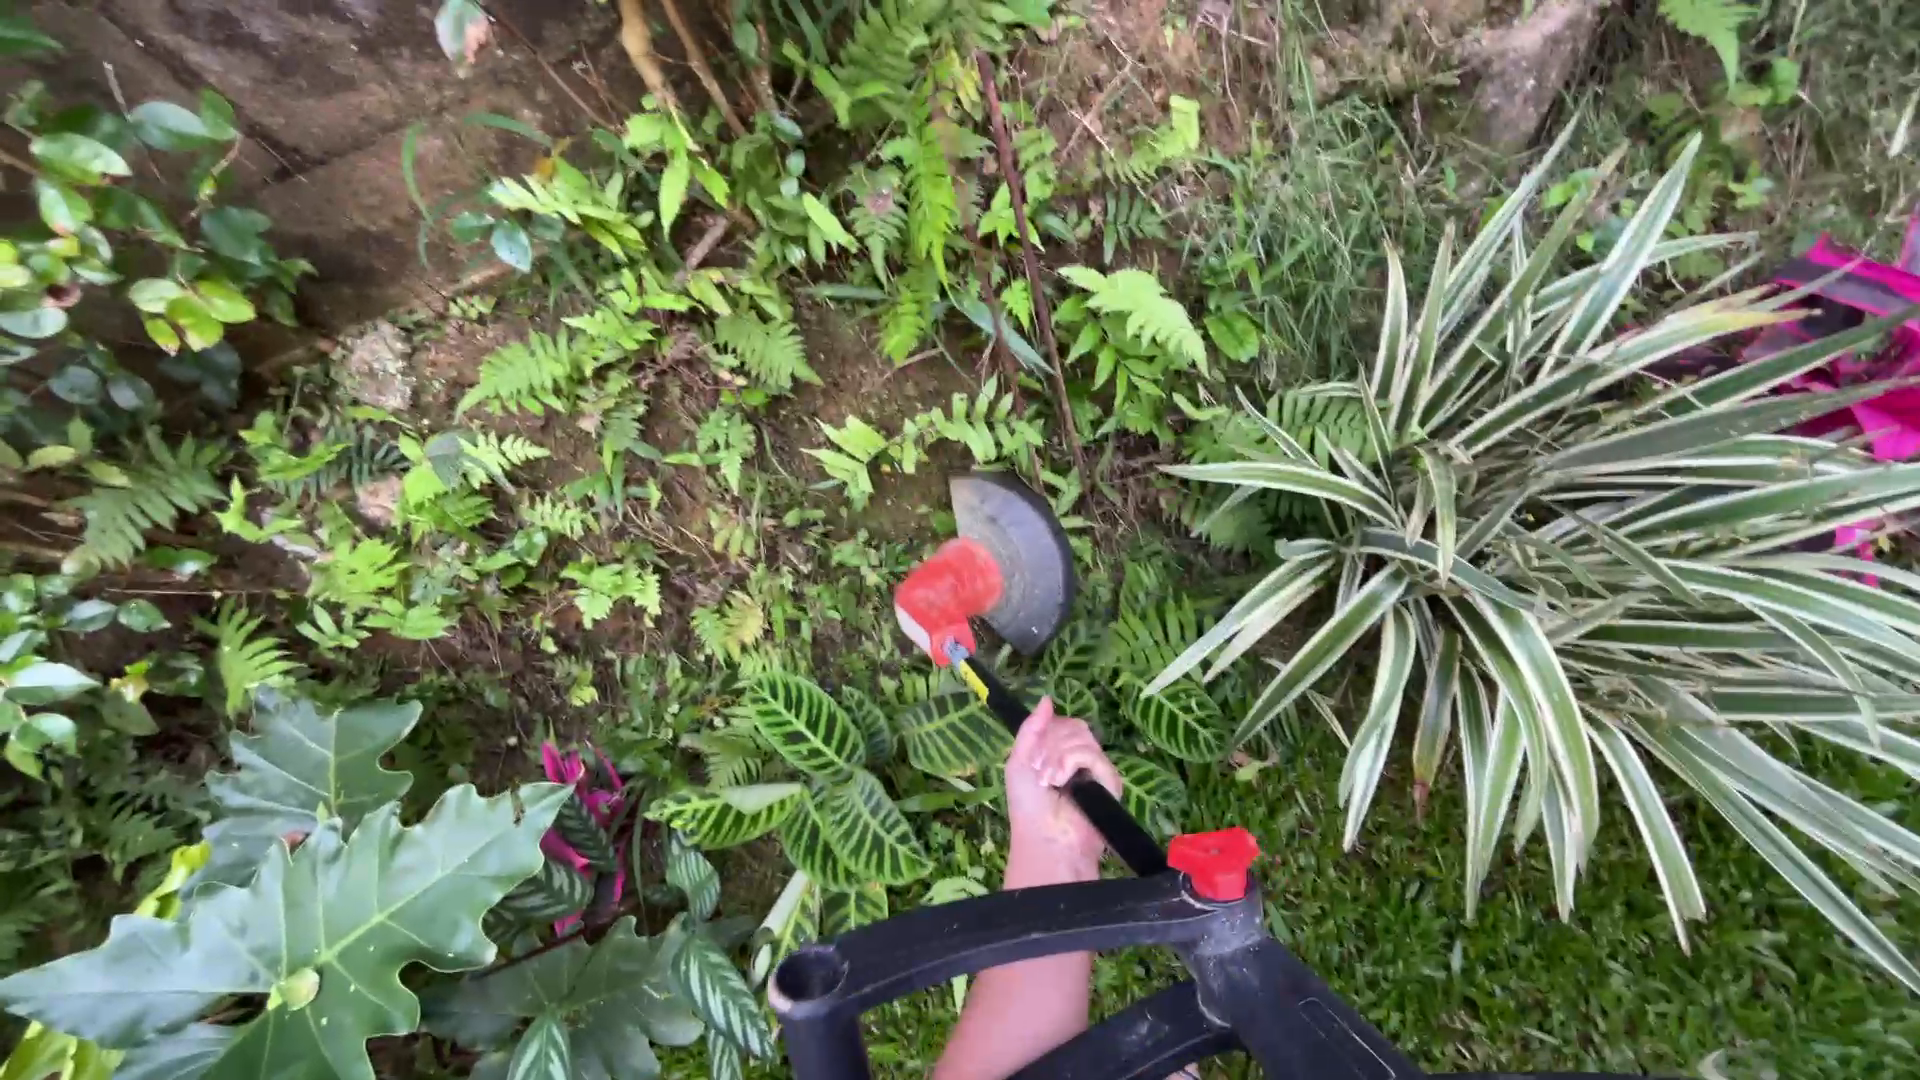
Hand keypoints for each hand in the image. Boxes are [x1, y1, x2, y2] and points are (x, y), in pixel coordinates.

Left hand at [1004, 697, 1121, 880]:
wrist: (1045, 839)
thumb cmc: (1028, 805)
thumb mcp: (1018, 761)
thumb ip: (1031, 728)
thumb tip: (1047, 698)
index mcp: (1059, 752)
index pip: (1061, 722)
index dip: (1046, 731)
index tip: (1033, 756)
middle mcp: (1080, 758)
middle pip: (1073, 725)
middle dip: (1050, 745)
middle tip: (1040, 771)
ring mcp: (1096, 769)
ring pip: (1081, 736)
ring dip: (1057, 756)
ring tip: (1050, 781)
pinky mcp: (1110, 781)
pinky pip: (1092, 753)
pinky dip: (1071, 762)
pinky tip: (1062, 781)